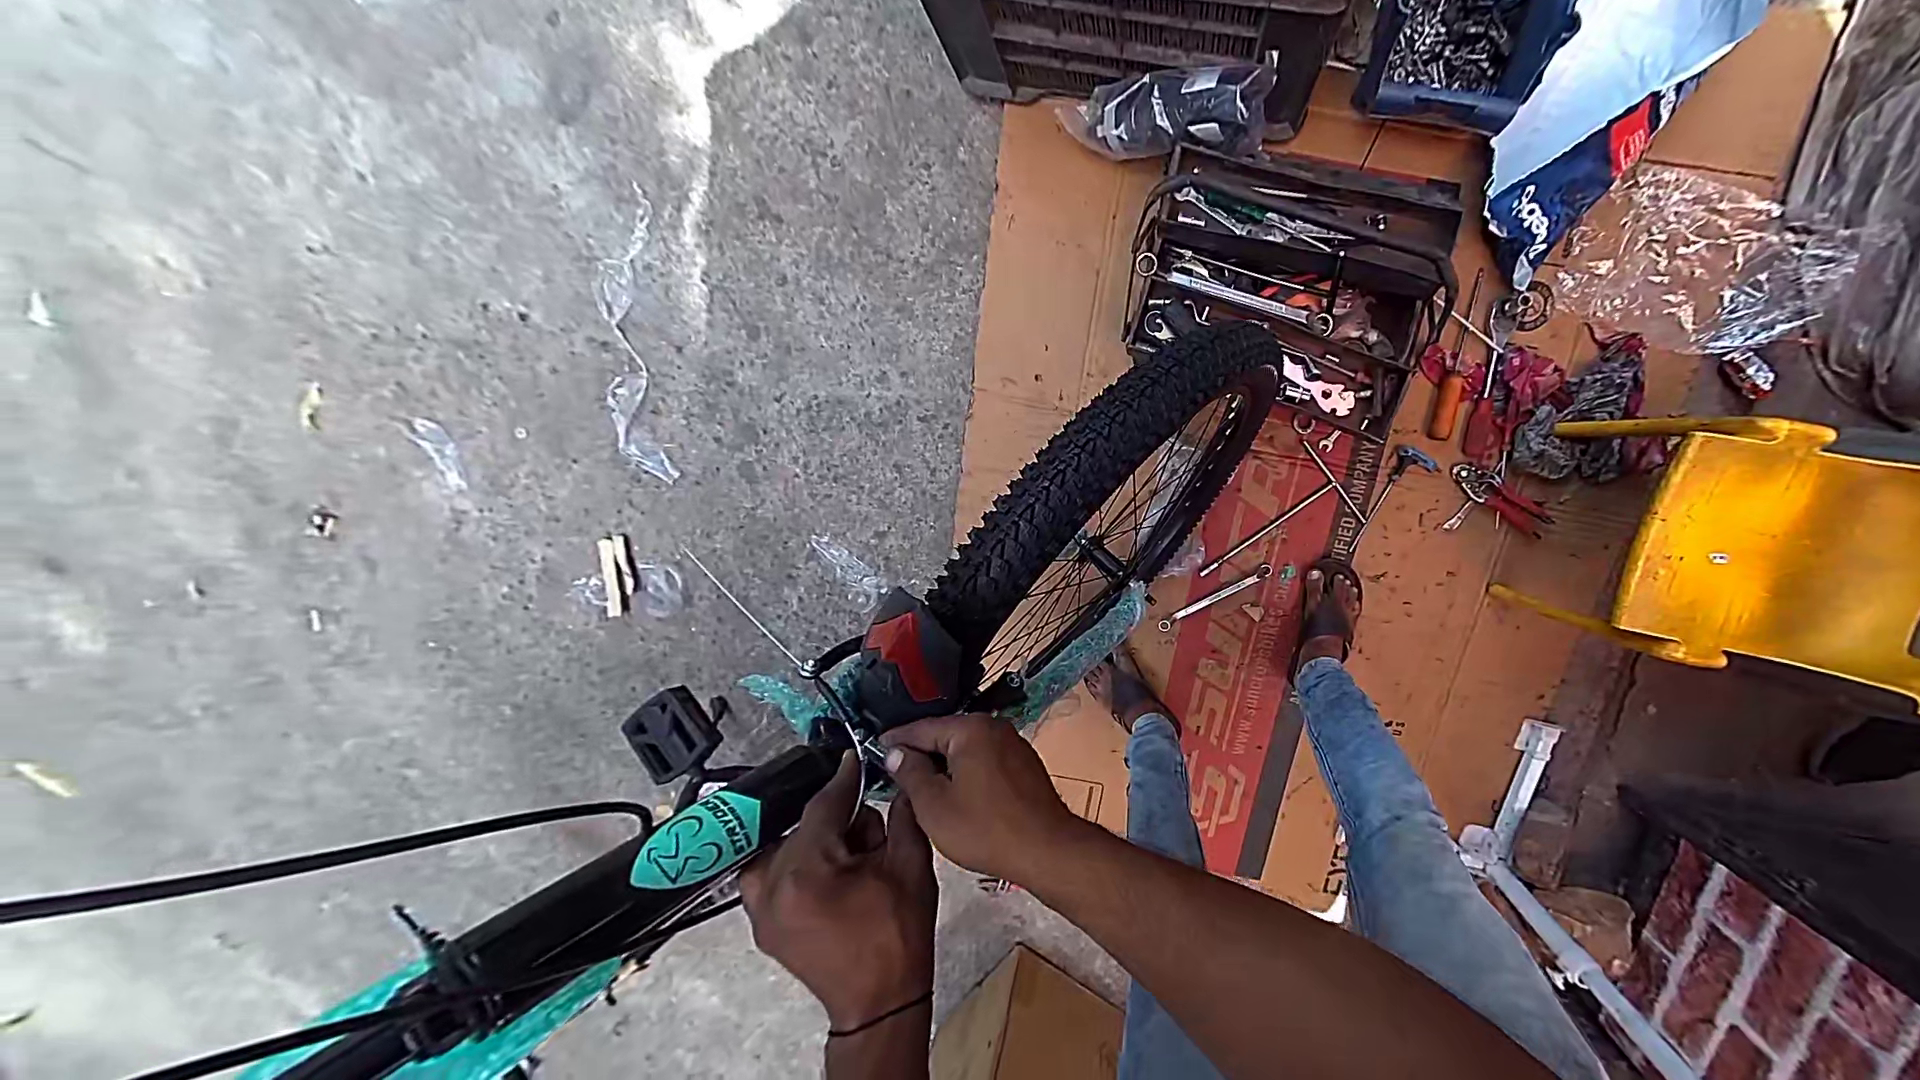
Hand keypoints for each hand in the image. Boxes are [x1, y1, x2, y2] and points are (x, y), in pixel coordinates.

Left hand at [739, 752, 936, 1029]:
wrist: (879, 1003)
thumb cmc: (897, 937)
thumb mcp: (910, 864)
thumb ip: (898, 811)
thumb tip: (891, 777)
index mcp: (806, 871)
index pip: (824, 804)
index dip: (844, 779)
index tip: (851, 760)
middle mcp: (771, 886)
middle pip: (806, 823)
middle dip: (838, 822)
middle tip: (868, 842)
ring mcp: (759, 907)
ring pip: (789, 843)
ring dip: (816, 841)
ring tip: (849, 864)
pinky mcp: (759, 921)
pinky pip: (774, 870)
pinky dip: (798, 862)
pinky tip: (827, 874)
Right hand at [880, 714, 1090, 885]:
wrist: (1048, 851)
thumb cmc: (987, 829)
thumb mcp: (934, 805)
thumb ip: (910, 773)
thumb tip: (896, 753)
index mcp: (971, 728)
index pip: (921, 728)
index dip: (896, 740)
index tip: (876, 748)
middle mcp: (994, 727)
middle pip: (945, 736)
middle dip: (921, 755)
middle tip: (895, 774)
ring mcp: (1012, 744)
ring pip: (965, 750)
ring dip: (944, 767)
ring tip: (923, 789)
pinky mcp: (1024, 765)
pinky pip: (984, 760)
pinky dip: (966, 773)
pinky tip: (957, 796)